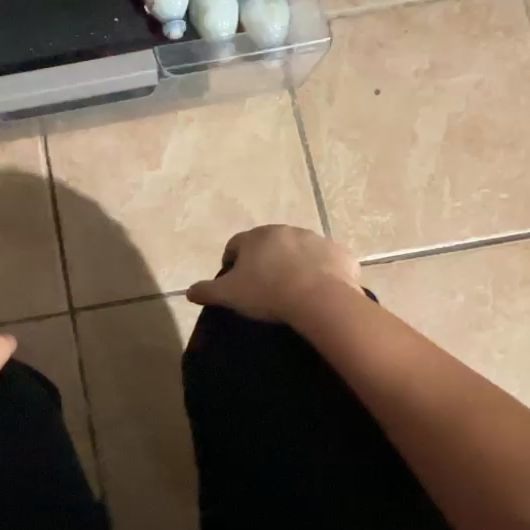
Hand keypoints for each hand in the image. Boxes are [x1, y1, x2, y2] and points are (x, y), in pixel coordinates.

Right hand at [186, 225, 361, 324]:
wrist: (319, 299)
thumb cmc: (267, 293)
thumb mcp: (228, 295)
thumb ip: (206, 290)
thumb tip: (189, 291)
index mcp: (255, 237)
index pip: (235, 245)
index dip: (232, 262)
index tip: (235, 282)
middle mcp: (285, 230)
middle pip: (269, 245)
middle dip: (265, 261)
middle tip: (264, 287)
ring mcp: (316, 239)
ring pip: (300, 251)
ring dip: (294, 264)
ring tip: (293, 291)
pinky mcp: (341, 254)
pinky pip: (328, 262)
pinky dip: (323, 273)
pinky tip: (320, 292)